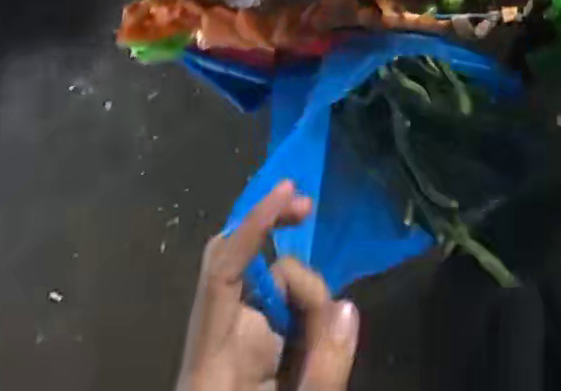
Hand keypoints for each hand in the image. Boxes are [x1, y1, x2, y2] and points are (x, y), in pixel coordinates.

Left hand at [176, 181, 358, 390]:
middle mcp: (214, 345)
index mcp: (211, 365)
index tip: (289, 191)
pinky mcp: (245, 357)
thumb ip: (325, 369)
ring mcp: (229, 350)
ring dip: (306, 297)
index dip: (252, 226)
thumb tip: (349, 306)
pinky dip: (305, 311)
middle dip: (277, 240)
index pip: (223, 275)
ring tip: (325, 348)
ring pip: (268, 287)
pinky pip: (279, 310)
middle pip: (241, 266)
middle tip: (309, 215)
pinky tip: (315, 346)